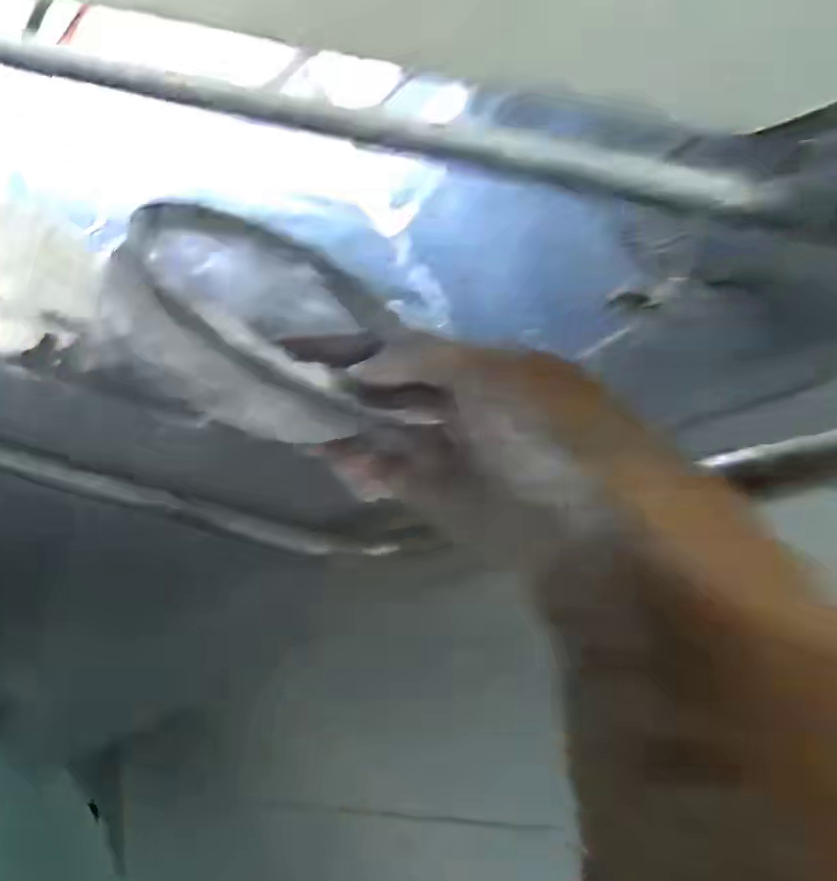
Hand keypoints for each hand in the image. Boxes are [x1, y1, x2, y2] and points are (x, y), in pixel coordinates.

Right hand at [320, 336, 699, 573]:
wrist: (596, 534)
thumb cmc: (549, 437)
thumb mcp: (492, 377)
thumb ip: (418, 359)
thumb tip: (358, 366)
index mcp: (488, 370)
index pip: (403, 349)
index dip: (350, 346)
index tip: (292, 346)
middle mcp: (464, 405)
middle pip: (384, 388)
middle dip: (337, 385)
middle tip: (284, 383)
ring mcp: (445, 450)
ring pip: (375, 428)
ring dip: (337, 424)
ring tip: (294, 422)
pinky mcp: (428, 492)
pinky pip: (378, 469)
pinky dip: (352, 462)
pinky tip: (328, 458)